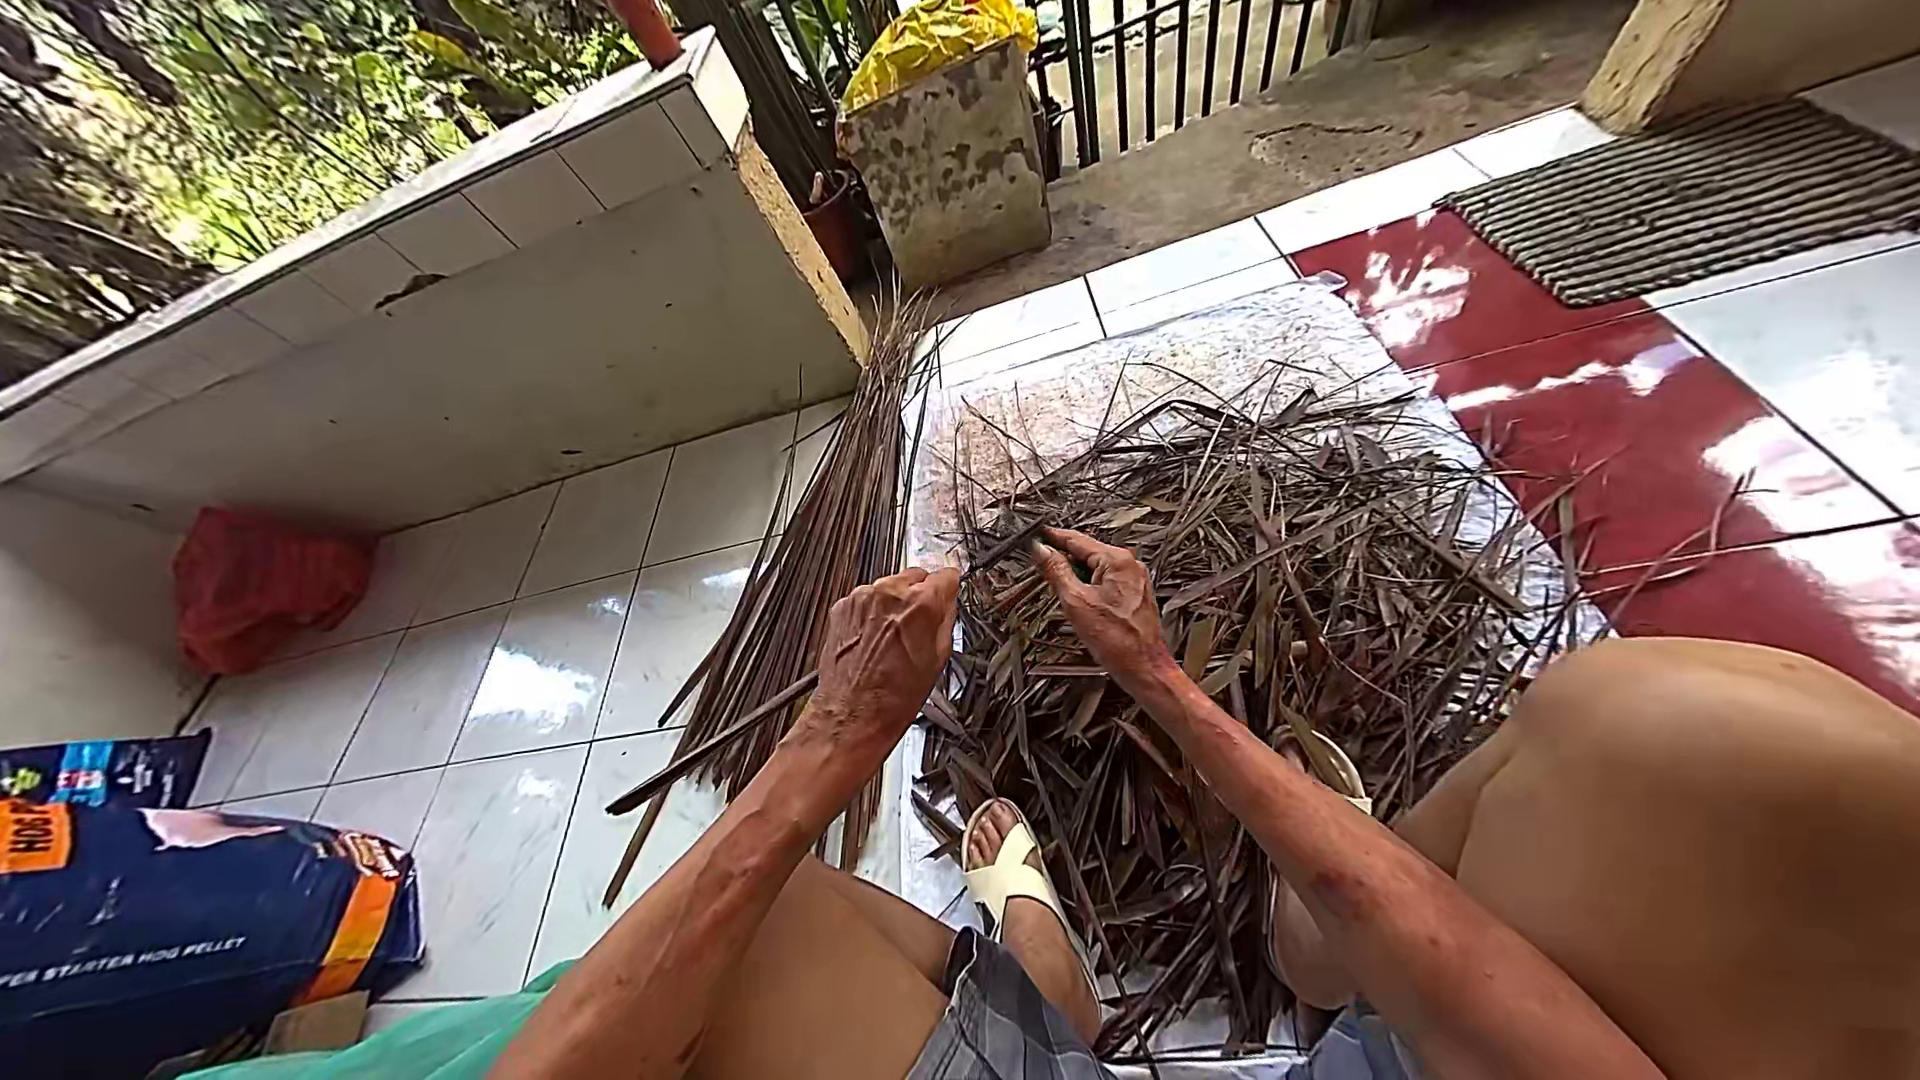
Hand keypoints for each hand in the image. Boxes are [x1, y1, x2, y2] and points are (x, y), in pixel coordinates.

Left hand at [790, 566, 959, 782]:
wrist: (853, 714)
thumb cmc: (893, 696)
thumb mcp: (938, 657)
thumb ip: (946, 619)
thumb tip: (947, 603)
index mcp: (921, 603)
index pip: (945, 575)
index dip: (949, 587)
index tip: (948, 592)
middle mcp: (890, 593)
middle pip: (916, 576)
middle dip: (921, 595)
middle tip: (920, 624)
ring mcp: (863, 598)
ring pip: (890, 587)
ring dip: (895, 604)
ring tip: (895, 638)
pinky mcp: (843, 606)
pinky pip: (867, 599)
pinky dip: (872, 612)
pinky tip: (876, 640)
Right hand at [1029, 527, 1175, 692]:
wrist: (1143, 668)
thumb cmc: (1119, 641)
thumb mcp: (1076, 602)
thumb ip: (1056, 571)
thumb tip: (1041, 551)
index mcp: (1117, 561)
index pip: (1077, 539)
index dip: (1053, 537)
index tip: (1037, 535)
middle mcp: (1130, 565)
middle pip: (1087, 551)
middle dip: (1063, 557)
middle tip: (1040, 560)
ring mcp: (1134, 579)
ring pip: (1096, 567)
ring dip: (1075, 573)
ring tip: (1057, 584)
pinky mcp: (1134, 593)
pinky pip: (1105, 580)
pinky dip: (1088, 584)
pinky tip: (1078, 599)